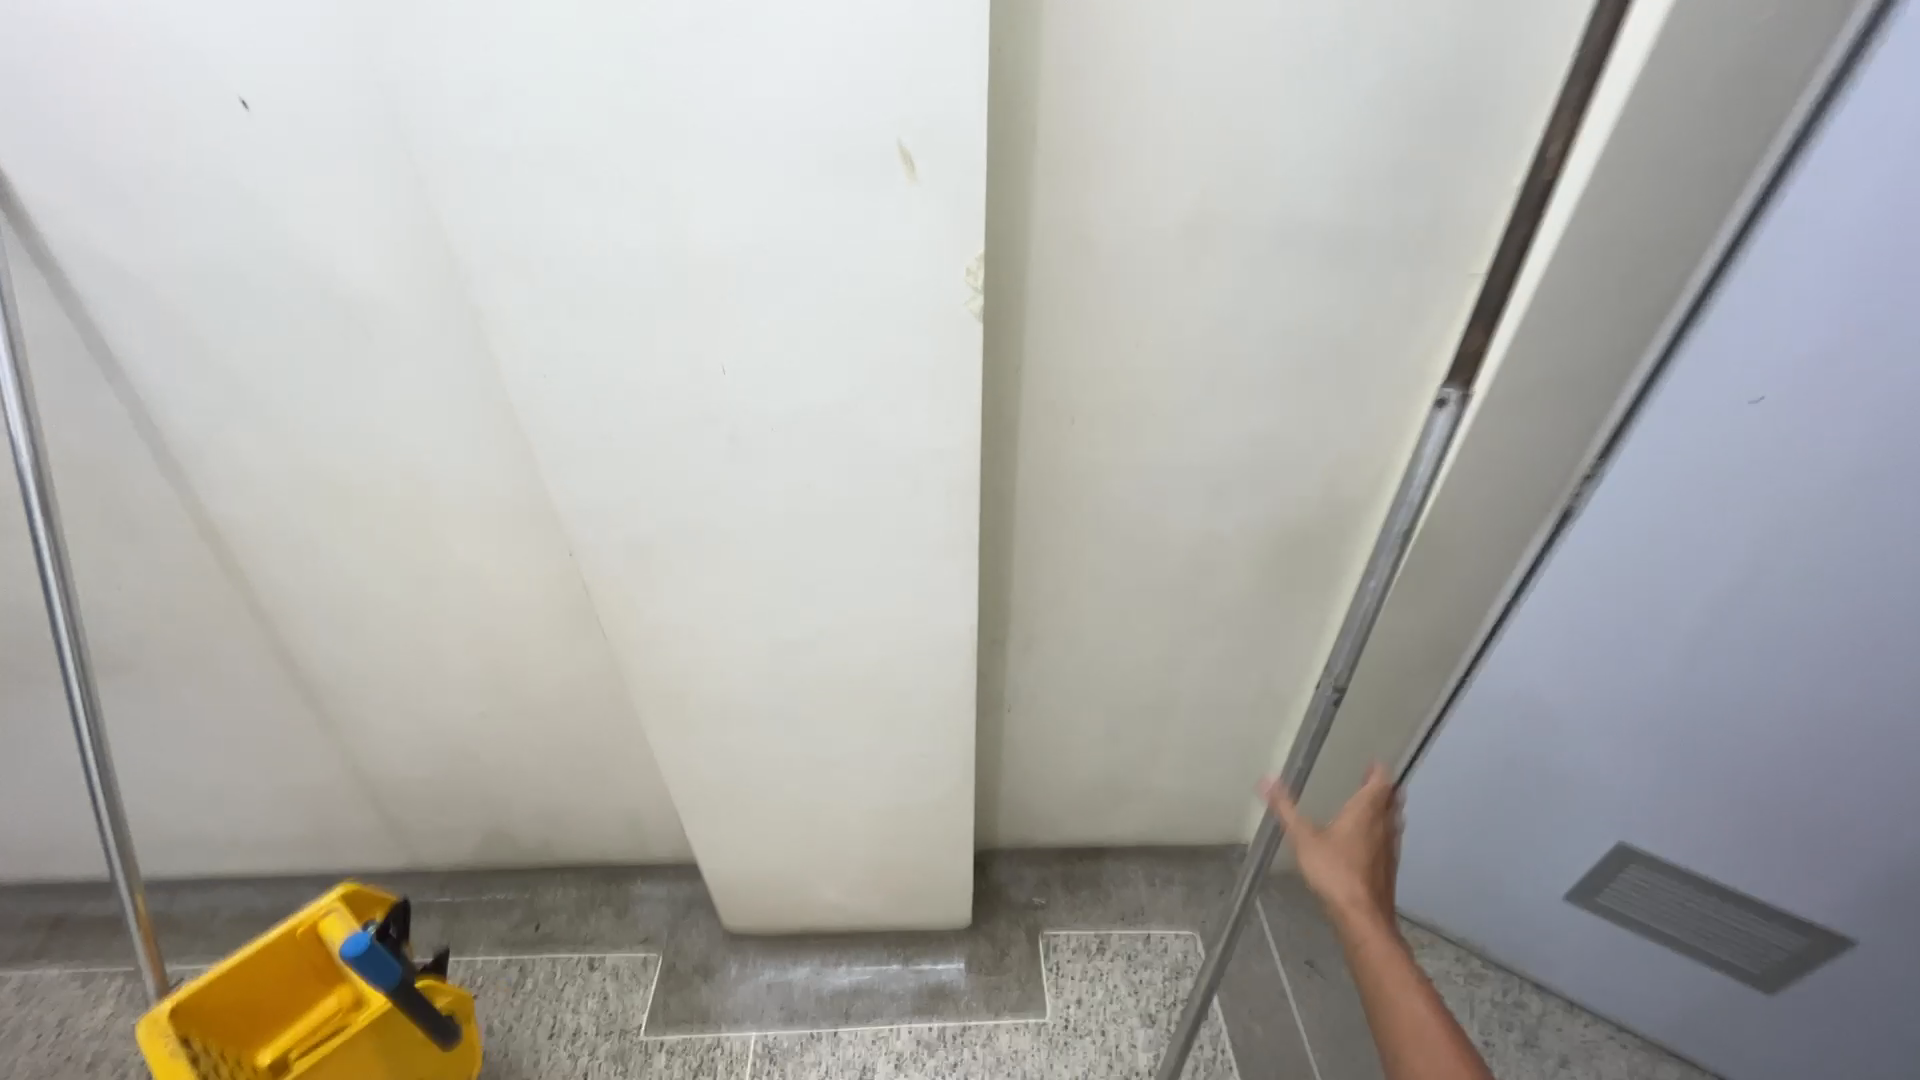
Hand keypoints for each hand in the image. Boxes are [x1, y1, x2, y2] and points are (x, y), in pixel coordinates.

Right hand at [1261, 764, 1403, 936]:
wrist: (1362, 916)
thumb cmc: (1334, 870)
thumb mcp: (1303, 837)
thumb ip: (1285, 808)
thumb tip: (1266, 779)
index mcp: (1365, 812)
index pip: (1381, 783)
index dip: (1379, 771)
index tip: (1374, 762)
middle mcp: (1383, 826)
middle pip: (1392, 800)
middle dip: (1384, 789)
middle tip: (1371, 780)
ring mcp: (1390, 848)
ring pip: (1393, 821)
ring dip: (1386, 809)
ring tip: (1371, 805)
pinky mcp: (1388, 867)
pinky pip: (1389, 839)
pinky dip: (1382, 830)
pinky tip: (1368, 840)